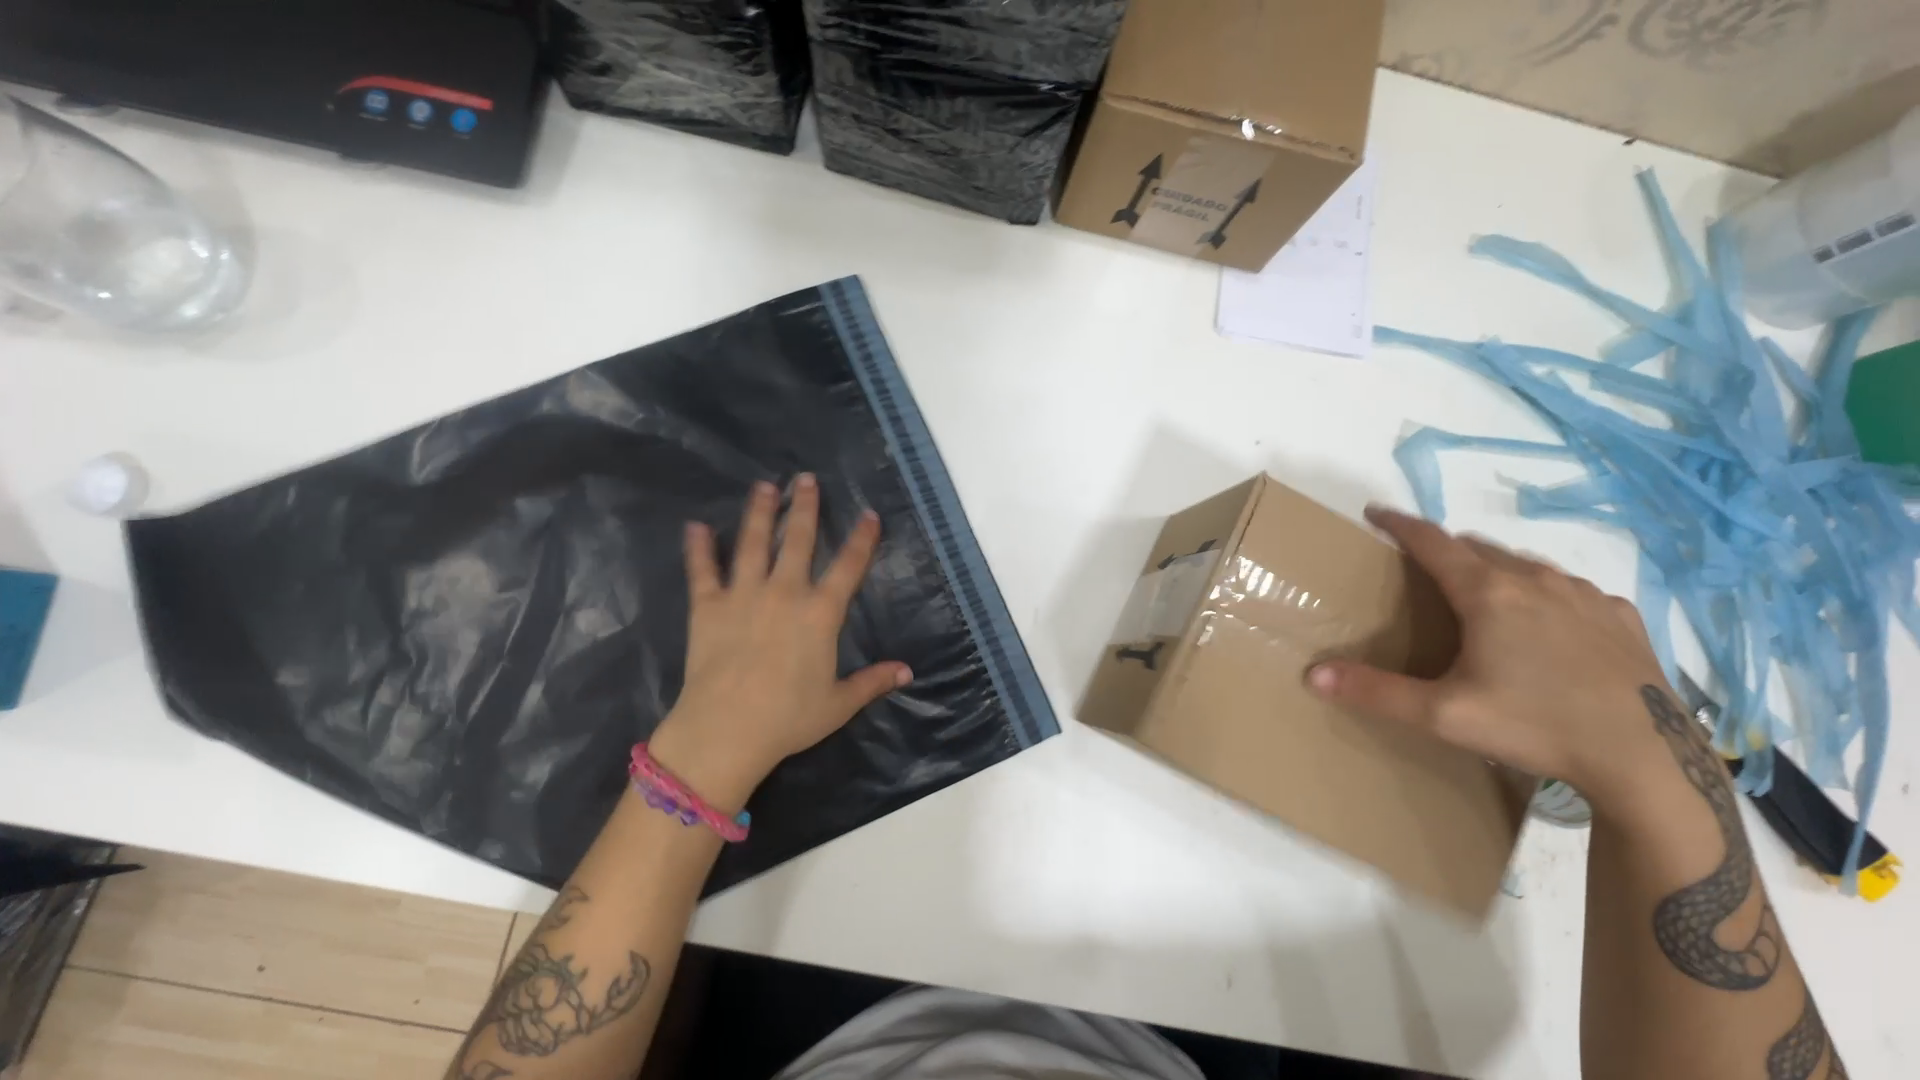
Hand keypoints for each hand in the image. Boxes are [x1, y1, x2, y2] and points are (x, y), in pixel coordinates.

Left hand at [648, 475, 910, 810]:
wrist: (727, 728)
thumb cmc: (789, 718)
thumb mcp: (838, 704)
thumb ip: (872, 682)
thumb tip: (907, 672)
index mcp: (821, 613)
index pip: (848, 567)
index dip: (862, 539)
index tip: (869, 514)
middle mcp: (784, 592)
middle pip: (799, 541)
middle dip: (805, 507)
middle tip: (805, 478)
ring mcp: (743, 595)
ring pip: (753, 543)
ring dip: (759, 513)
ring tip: (763, 486)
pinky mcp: (708, 607)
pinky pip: (703, 570)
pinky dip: (699, 548)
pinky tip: (696, 526)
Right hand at [1306, 506, 1675, 810]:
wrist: (1646, 758)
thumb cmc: (1535, 727)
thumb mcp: (1443, 716)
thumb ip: (1376, 692)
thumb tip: (1312, 675)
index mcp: (1487, 594)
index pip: (1432, 541)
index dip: (1400, 524)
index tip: (1376, 513)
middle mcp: (1536, 580)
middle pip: (1478, 548)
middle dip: (1446, 549)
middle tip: (1424, 569)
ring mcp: (1585, 595)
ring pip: (1526, 566)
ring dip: (1495, 569)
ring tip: (1482, 597)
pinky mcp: (1620, 616)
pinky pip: (1570, 590)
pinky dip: (1544, 595)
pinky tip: (1546, 628)